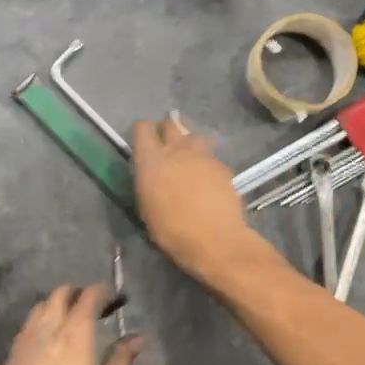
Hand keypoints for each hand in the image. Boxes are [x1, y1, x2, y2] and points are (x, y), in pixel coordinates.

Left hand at [0, 284, 140, 364]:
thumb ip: (121, 360)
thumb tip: (136, 337)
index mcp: (73, 332)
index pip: (88, 296)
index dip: (104, 291)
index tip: (116, 297)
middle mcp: (46, 328)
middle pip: (61, 293)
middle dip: (80, 293)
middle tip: (96, 308)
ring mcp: (25, 340)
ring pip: (41, 306)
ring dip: (59, 305)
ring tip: (74, 322)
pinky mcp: (12, 356)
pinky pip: (29, 325)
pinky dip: (43, 321)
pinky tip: (51, 342)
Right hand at [132, 116, 258, 280]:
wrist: (215, 239)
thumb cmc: (172, 230)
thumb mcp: (146, 207)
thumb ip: (147, 180)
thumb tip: (150, 171)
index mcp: (151, 161)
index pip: (142, 128)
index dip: (143, 132)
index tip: (144, 142)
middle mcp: (176, 150)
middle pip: (170, 125)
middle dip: (166, 131)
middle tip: (166, 147)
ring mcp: (202, 155)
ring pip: (193, 136)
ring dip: (187, 144)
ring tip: (188, 159)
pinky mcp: (221, 165)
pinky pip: (210, 156)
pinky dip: (206, 162)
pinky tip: (207, 178)